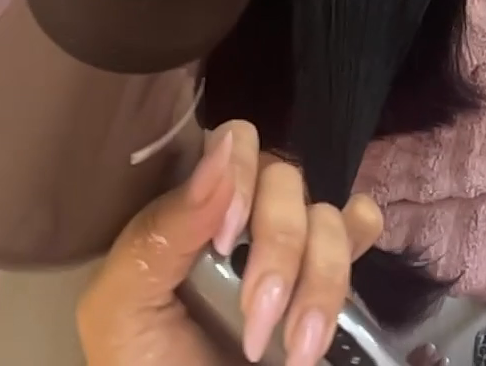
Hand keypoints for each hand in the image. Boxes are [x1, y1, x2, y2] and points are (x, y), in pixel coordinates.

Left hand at [77, 120, 383, 365]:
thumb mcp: (123, 307)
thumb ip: (163, 230)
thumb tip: (221, 153)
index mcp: (197, 205)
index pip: (234, 140)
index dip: (240, 175)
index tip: (226, 241)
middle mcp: (250, 211)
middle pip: (287, 179)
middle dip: (279, 250)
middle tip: (256, 319)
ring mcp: (295, 241)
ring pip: (329, 214)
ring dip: (321, 279)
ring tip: (297, 348)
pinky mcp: (331, 273)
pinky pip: (362, 227)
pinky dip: (358, 247)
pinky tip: (335, 299)